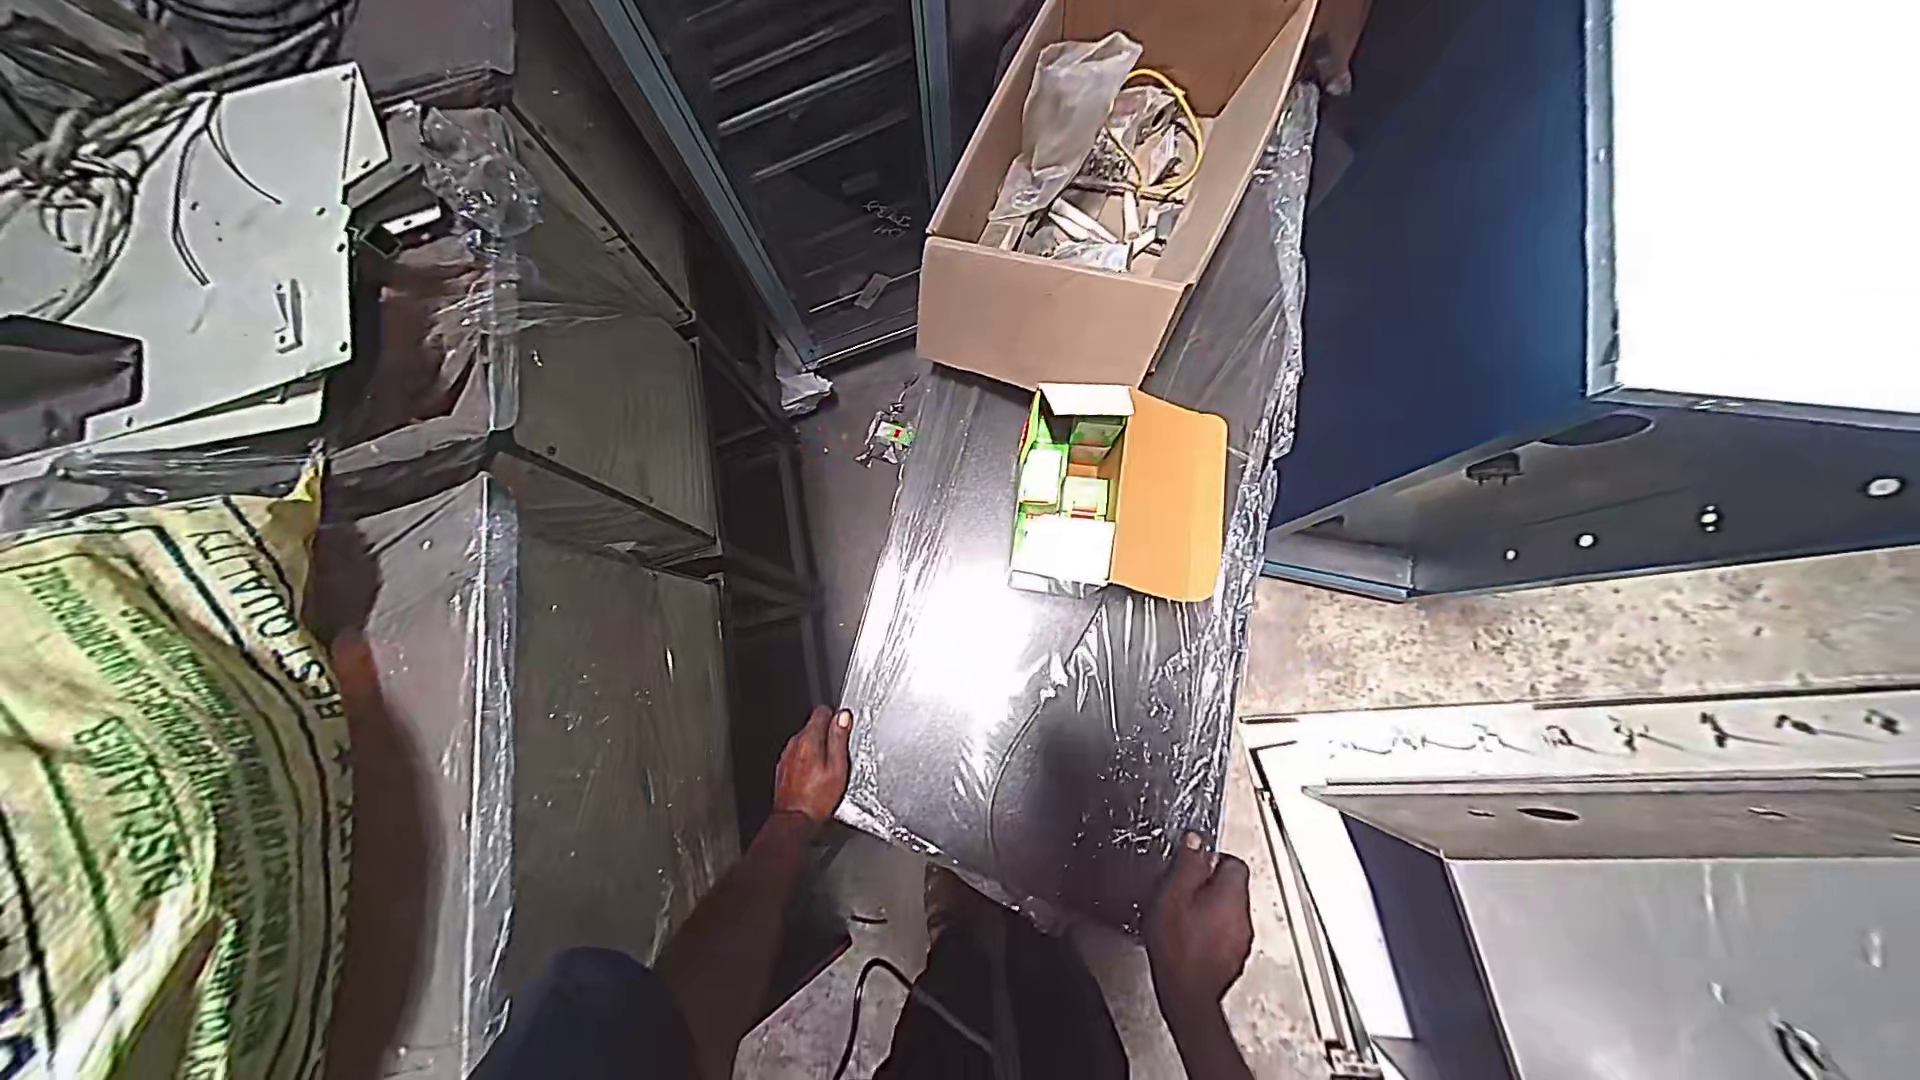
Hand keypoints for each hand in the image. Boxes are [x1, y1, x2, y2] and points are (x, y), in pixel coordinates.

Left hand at [772, 706, 852, 824]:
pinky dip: (807, 759)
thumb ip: (839, 738)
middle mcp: (794, 744)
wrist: (794, 821)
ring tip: (827, 767)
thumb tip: (843, 717)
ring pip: (805, 740)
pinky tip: (815, 775)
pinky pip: (798, 754)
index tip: (841, 729)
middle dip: (826, 734)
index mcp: (809, 740)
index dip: (835, 718)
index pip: (821, 712)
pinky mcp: (783, 767)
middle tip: (837, 753)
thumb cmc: (817, 798)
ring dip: (816, 747)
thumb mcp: (837, 767)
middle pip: (813, 725)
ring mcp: (787, 755)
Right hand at [1145, 831, 1253, 1020]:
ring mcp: (1241, 941)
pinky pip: (1225, 932)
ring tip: (1182, 913)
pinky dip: (1210, 929)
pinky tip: (1189, 936)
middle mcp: (1243, 917)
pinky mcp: (1233, 958)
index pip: (1234, 862)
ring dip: (1209, 906)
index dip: (1211, 858)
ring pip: (1228, 910)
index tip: (1192, 864)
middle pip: (1232, 886)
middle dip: (1208, 883)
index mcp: (1231, 896)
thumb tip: (1196, 841)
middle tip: (1182, 889)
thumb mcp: (1173, 894)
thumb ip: (1188, 864)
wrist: (1185, 994)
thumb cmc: (1177, 945)